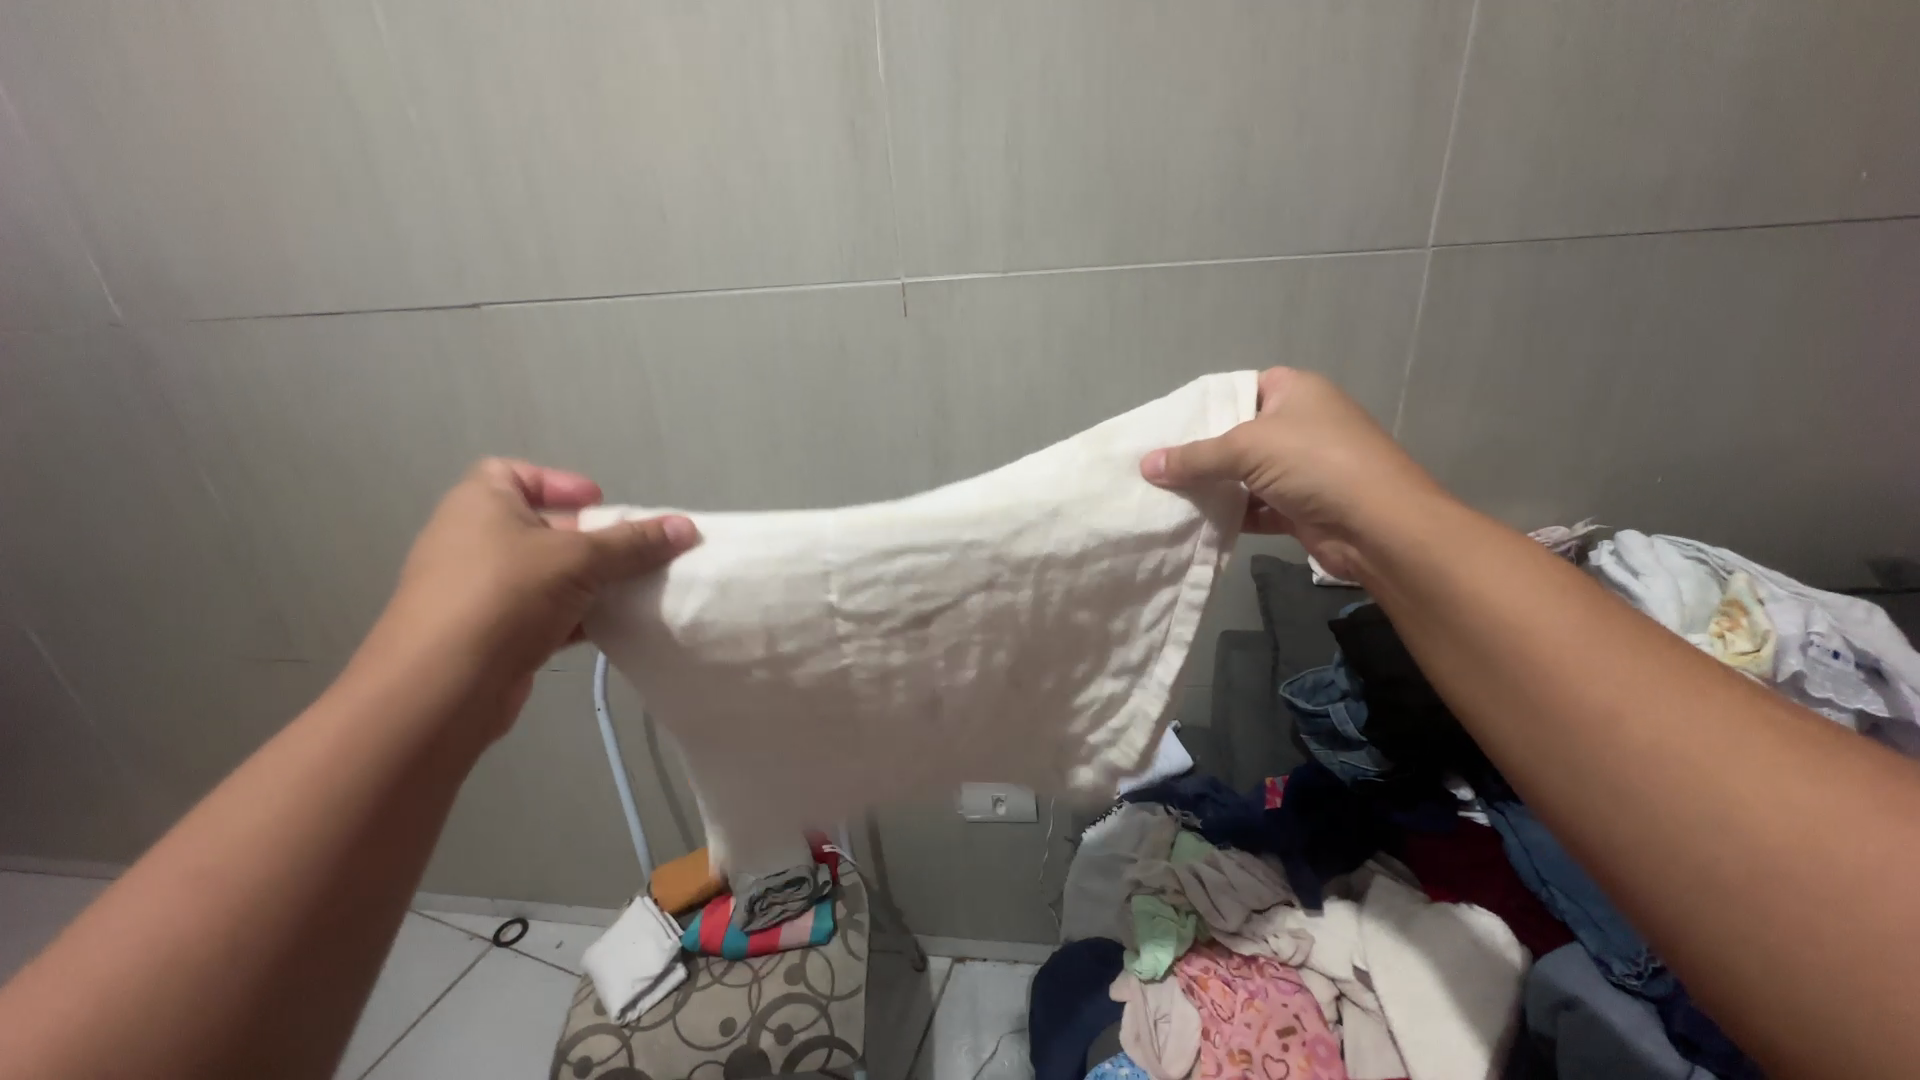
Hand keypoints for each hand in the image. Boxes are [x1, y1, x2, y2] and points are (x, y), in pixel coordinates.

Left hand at [356, 459, 696, 733]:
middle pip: (543, 527)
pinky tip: (612, 627)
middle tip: (634, 551)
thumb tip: (686, 527)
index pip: (516, 473)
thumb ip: (633, 543)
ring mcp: (478, 589)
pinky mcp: (489, 632)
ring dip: (588, 581)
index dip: (559, 482)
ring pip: (546, 574)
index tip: (599, 504)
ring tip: (633, 590)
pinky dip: (575, 615)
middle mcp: (472, 539)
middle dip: (591, 539)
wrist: (443, 686)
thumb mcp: (578, 559)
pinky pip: (541, 612)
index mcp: (480, 504)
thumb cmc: (505, 596)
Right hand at [1141, 368, 1441, 579]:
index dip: (1205, 404)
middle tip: (1155, 464)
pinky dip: (1230, 514)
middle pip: (1238, 434)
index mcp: (1295, 391)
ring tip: (1164, 495)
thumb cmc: (1315, 463)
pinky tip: (1195, 522)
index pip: (1240, 388)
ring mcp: (1303, 468)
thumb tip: (1146, 465)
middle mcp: (1300, 424)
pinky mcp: (1300, 506)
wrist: (1378, 526)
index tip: (1166, 425)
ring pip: (1245, 474)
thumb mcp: (1247, 448)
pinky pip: (1255, 507)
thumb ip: (1194, 457)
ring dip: (1213, 487)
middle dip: (1201, 451)